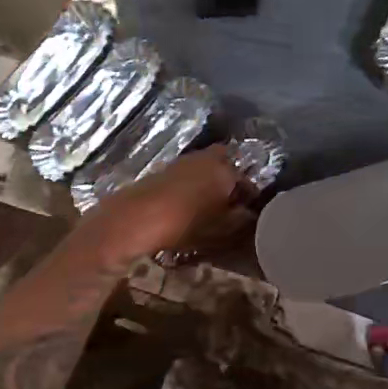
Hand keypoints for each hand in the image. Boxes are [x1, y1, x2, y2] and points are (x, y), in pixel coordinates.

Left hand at [81, 146, 253, 259]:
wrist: (136, 219)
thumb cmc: (185, 224)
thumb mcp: (220, 229)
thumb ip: (240, 220)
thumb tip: (248, 214)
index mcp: (226, 170)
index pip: (247, 181)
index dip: (250, 198)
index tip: (250, 213)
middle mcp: (206, 158)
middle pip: (226, 166)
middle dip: (231, 181)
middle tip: (231, 205)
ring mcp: (183, 161)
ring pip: (205, 168)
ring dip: (210, 181)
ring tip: (210, 207)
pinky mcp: (164, 170)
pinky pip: (188, 175)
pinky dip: (193, 185)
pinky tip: (189, 205)